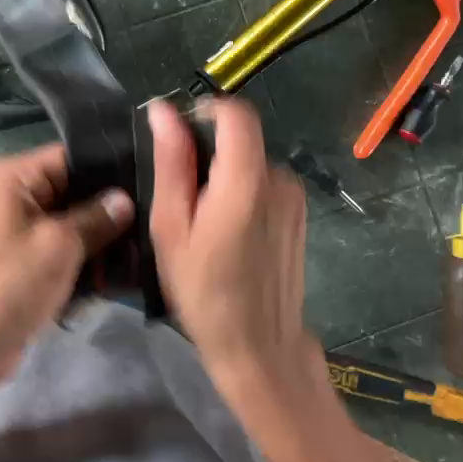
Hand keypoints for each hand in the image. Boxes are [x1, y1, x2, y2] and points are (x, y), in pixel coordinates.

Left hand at [0, 144, 132, 376]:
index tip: (147, 189)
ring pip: (66, 224)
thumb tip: (124, 198)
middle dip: (105, 215)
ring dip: (95, 244)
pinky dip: (77, 262)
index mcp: (10, 176)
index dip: (108, 173)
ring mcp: (10, 227)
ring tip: (134, 262)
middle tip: (147, 232)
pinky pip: (54, 248)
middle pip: (70, 191)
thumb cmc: (8, 286)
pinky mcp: (15, 258)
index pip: (69, 158)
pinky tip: (108, 280)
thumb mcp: (60, 247)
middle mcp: (8, 193)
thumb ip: (96, 218)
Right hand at [147, 98, 311, 384]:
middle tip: (182, 201)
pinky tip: (227, 236)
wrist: (260, 350)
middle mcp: (279, 179)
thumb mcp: (171, 227)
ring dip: (223, 178)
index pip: (235, 113)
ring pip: (249, 163)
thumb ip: (171, 163)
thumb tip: (162, 111)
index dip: (205, 111)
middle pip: (239, 140)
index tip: (177, 139)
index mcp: (246, 180)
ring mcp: (295, 199)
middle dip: (207, 156)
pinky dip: (241, 195)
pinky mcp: (299, 216)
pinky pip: (263, 185)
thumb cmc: (204, 291)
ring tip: (203, 225)